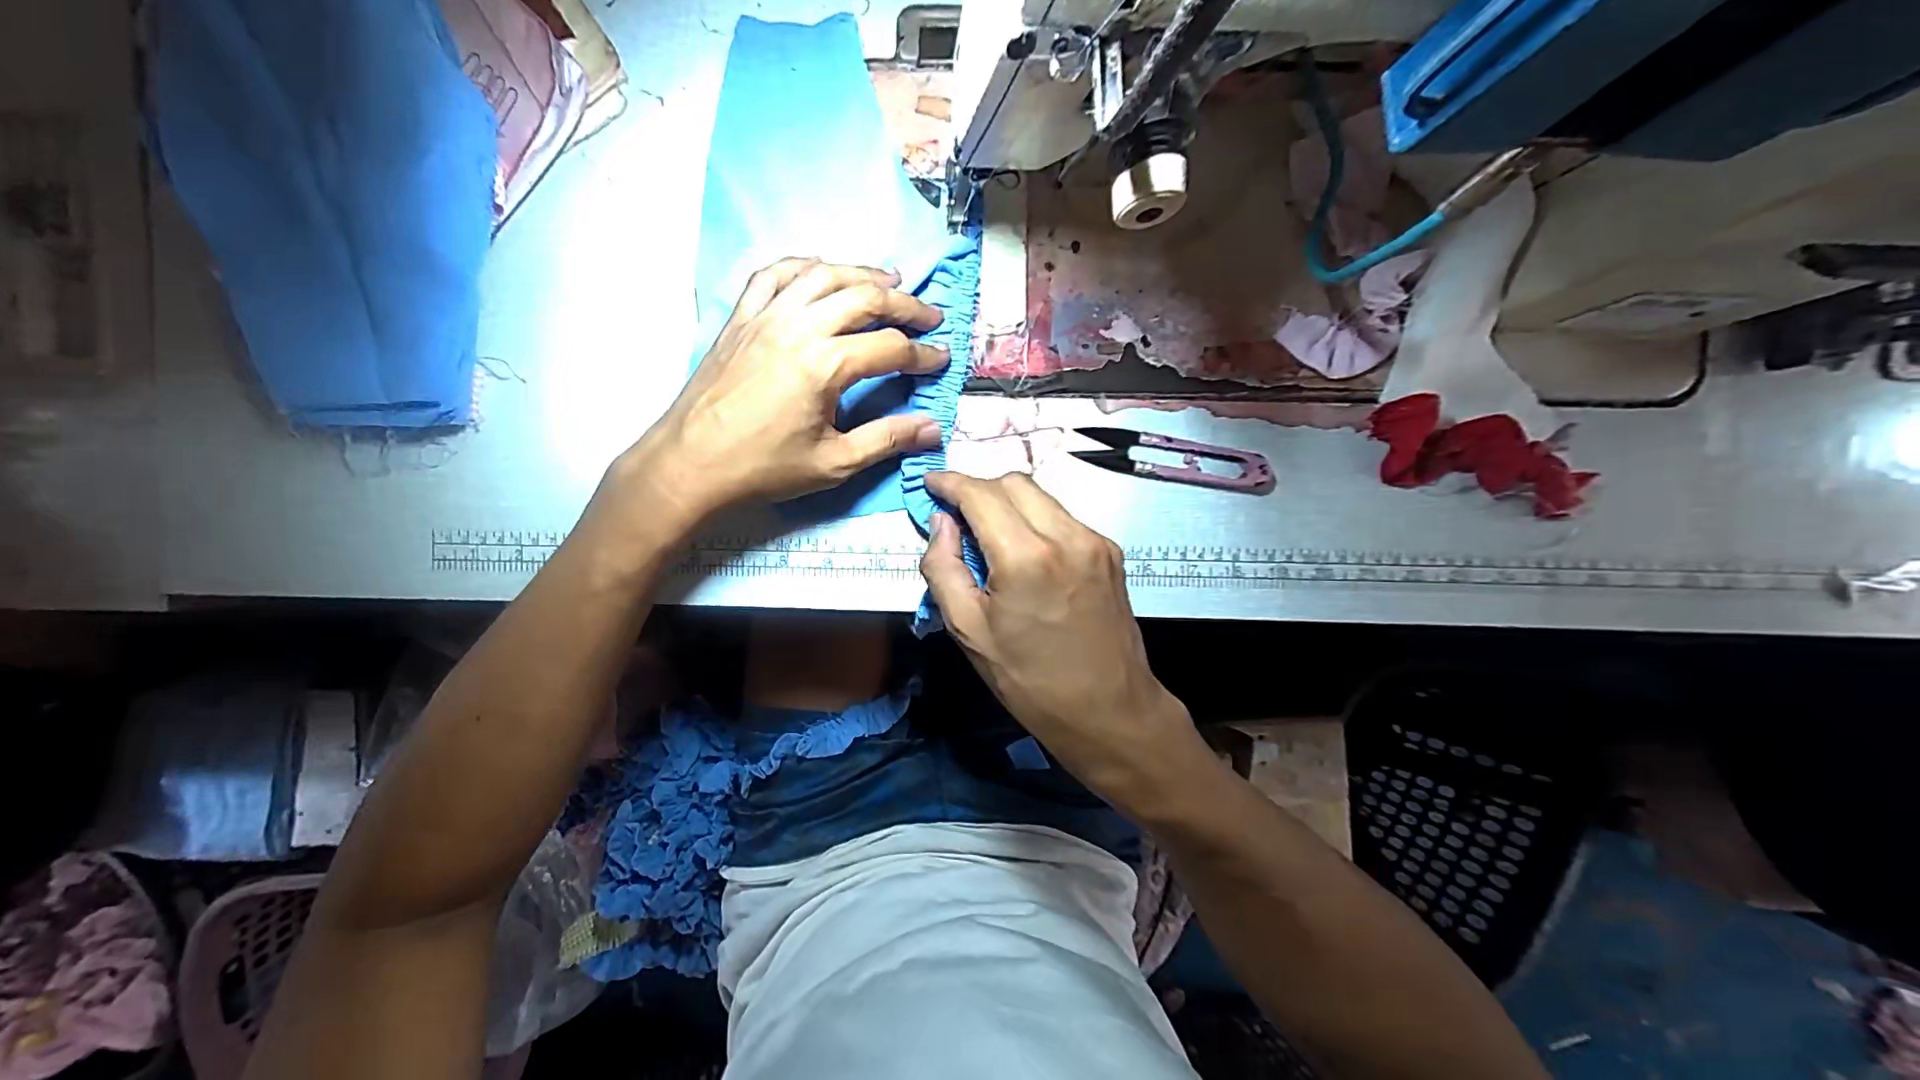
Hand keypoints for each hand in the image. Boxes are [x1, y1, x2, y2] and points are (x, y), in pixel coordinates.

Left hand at [606, 258, 948, 531]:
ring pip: (823, 275)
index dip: (923, 354)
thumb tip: (932, 428)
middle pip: (864, 297)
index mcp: (825, 365)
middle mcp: (798, 327)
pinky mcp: (741, 318)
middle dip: (905, 305)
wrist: (689, 464)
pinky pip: (774, 274)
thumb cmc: (762, 468)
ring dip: (862, 274)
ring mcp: (766, 316)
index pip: (889, 348)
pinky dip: (804, 266)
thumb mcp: (833, 463)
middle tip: (930, 315)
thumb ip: (886, 440)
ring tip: (890, 281)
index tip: (942, 359)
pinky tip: (821, 270)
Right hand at [918, 472, 1208, 812]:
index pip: (981, 494)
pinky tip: (1026, 552)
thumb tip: (941, 523)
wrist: (1108, 710)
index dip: (950, 483)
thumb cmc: (1030, 680)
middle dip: (979, 489)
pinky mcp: (1111, 552)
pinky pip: (1063, 518)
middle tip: (957, 514)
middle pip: (1014, 482)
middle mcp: (1066, 536)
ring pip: (1042, 496)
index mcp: (1026, 557)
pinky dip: (1036, 521)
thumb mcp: (969, 631)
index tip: (932, 484)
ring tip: (989, 535)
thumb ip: (944, 568)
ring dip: (1009, 502)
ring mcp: (1095, 541)